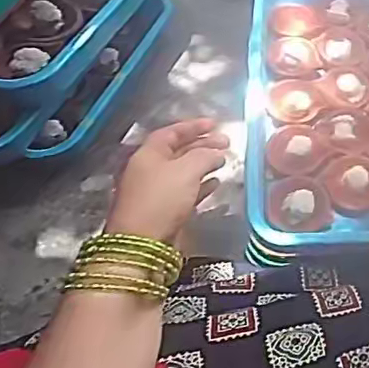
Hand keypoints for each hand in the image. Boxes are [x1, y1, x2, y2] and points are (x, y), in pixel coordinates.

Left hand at [105, 119, 230, 243]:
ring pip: (183, 171)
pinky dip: (200, 184)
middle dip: (202, 145)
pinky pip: (185, 190)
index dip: (194, 126)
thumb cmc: (162, 199)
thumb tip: (217, 152)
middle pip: (178, 150)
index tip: (215, 124)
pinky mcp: (163, 209)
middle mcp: (149, 169)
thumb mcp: (186, 170)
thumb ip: (205, 156)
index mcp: (148, 154)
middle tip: (226, 143)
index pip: (172, 132)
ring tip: (224, 161)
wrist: (142, 243)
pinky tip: (214, 183)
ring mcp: (155, 190)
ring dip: (204, 164)